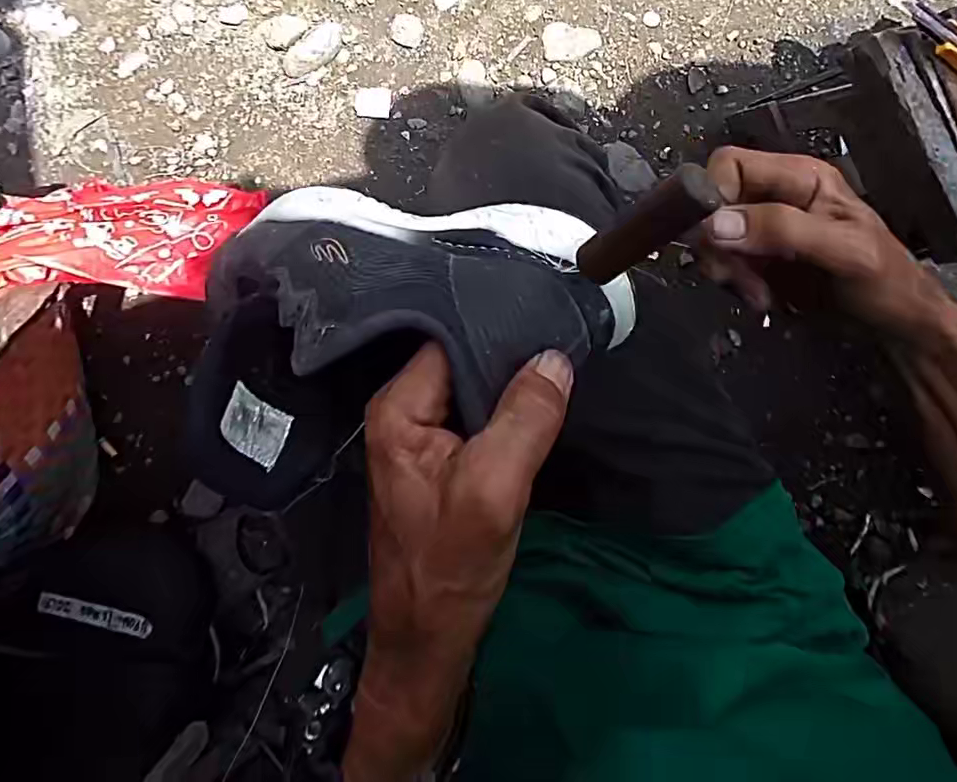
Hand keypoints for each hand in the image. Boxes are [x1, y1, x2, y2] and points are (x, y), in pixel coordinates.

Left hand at [344, 343, 573, 780]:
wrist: (429, 643)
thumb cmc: (448, 571)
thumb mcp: (493, 490)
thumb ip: (525, 420)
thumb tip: (555, 359)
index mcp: (398, 408)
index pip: (450, 339)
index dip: (496, 326)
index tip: (543, 314)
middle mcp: (405, 411)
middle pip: (463, 358)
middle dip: (510, 351)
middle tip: (558, 337)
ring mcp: (425, 434)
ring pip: (476, 386)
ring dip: (514, 381)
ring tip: (556, 362)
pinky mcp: (447, 455)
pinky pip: (482, 413)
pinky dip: (511, 407)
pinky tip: (541, 400)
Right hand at [695, 146, 956, 345]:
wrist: (898, 324)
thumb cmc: (887, 282)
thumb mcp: (842, 251)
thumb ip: (781, 230)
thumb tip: (716, 223)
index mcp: (799, 177)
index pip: (730, 165)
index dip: (714, 195)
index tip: (717, 235)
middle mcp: (776, 196)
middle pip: (714, 202)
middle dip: (718, 242)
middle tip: (736, 274)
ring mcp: (764, 227)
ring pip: (713, 235)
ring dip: (726, 268)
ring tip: (757, 291)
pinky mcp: (758, 257)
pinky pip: (724, 261)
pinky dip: (733, 282)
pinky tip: (761, 296)